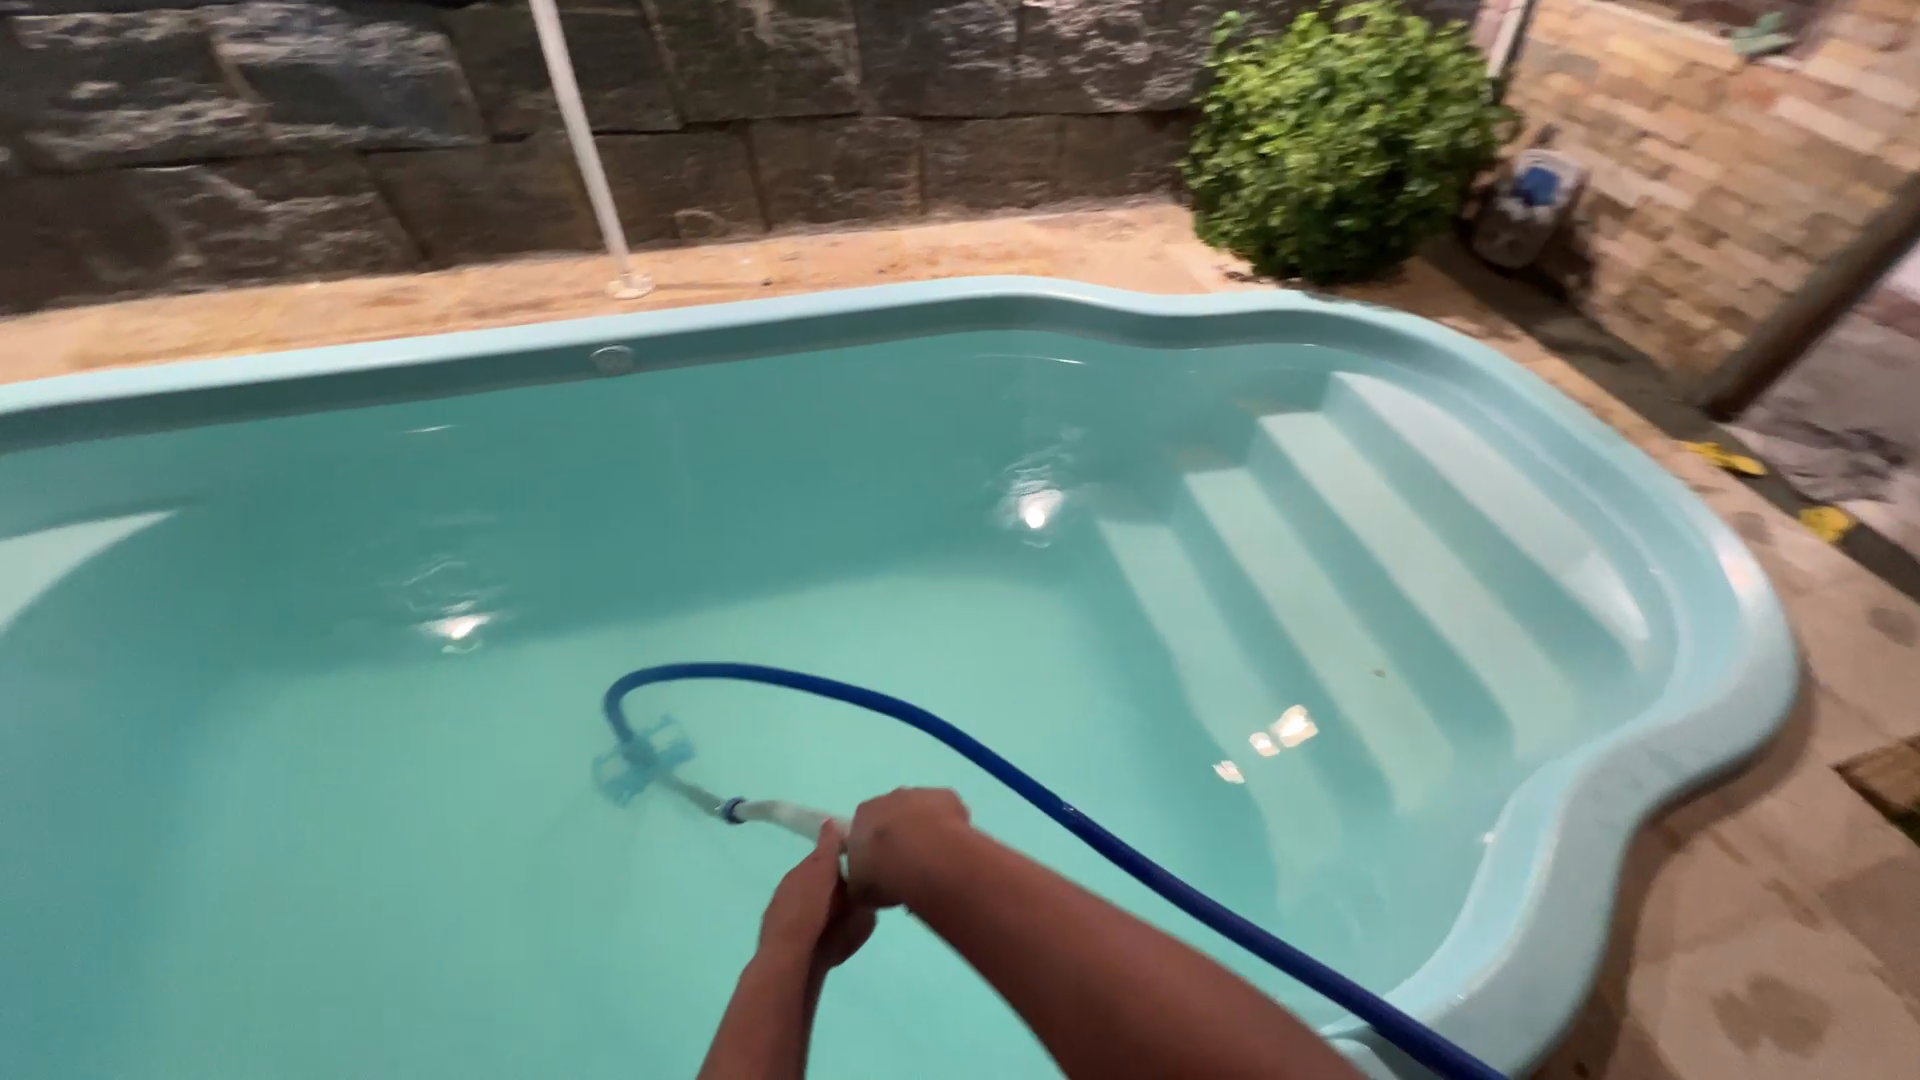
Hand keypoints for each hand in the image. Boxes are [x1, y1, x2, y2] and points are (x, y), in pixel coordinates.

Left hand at [758, 822, 874, 971]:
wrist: (788, 964)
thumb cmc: (807, 913)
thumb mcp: (821, 872)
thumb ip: (827, 848)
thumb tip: (829, 821)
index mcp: (795, 875)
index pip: (821, 859)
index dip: (841, 860)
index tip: (863, 863)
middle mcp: (789, 895)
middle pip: (822, 886)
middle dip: (841, 888)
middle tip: (865, 893)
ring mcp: (791, 924)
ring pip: (821, 911)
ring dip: (837, 911)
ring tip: (860, 916)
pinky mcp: (797, 949)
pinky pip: (821, 934)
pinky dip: (832, 933)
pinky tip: (844, 938)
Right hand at [844, 788, 972, 907]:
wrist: (923, 858)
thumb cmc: (884, 873)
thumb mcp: (859, 888)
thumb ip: (860, 880)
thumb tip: (865, 884)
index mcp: (864, 814)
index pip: (867, 827)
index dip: (876, 847)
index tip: (884, 867)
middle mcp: (891, 796)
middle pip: (896, 814)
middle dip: (902, 835)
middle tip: (911, 864)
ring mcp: (922, 793)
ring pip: (924, 810)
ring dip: (927, 829)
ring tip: (934, 860)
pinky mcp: (947, 795)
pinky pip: (949, 811)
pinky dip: (950, 826)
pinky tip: (953, 848)